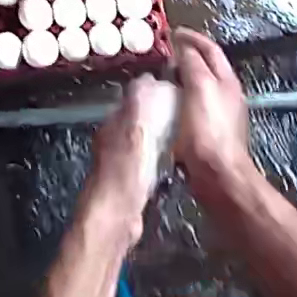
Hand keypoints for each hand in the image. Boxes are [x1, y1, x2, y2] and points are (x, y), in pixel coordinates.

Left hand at [82, 75, 178, 242]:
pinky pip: (148, 164)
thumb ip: (138, 104)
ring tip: (183, 134)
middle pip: (137, 120)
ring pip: (143, 142)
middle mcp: (114, 142)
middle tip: (182, 111)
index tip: (172, 88)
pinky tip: (173, 163)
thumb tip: (146, 79)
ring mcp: (121, 165)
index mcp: (113, 125)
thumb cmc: (125, 172)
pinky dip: (160, 159)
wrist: (115, 218)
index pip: (132, 99)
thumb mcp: (134, 130)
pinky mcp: (130, 186)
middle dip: (157, 114)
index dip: (150, 91)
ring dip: (160, 137)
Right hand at [171, 27, 254, 199]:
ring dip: (181, 77)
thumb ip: (192, 63)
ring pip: (198, 86)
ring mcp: (219, 114)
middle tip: (164, 52)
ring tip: (161, 75)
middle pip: (206, 66)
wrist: (218, 176)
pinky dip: (178, 98)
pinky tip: (165, 104)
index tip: (173, 33)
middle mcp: (226, 94)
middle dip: (186, 56)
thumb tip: (184, 48)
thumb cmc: (208, 132)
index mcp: (225, 80)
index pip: (210, 49)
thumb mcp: (199, 87)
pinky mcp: (209, 132)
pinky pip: (192, 105)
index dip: (191, 38)